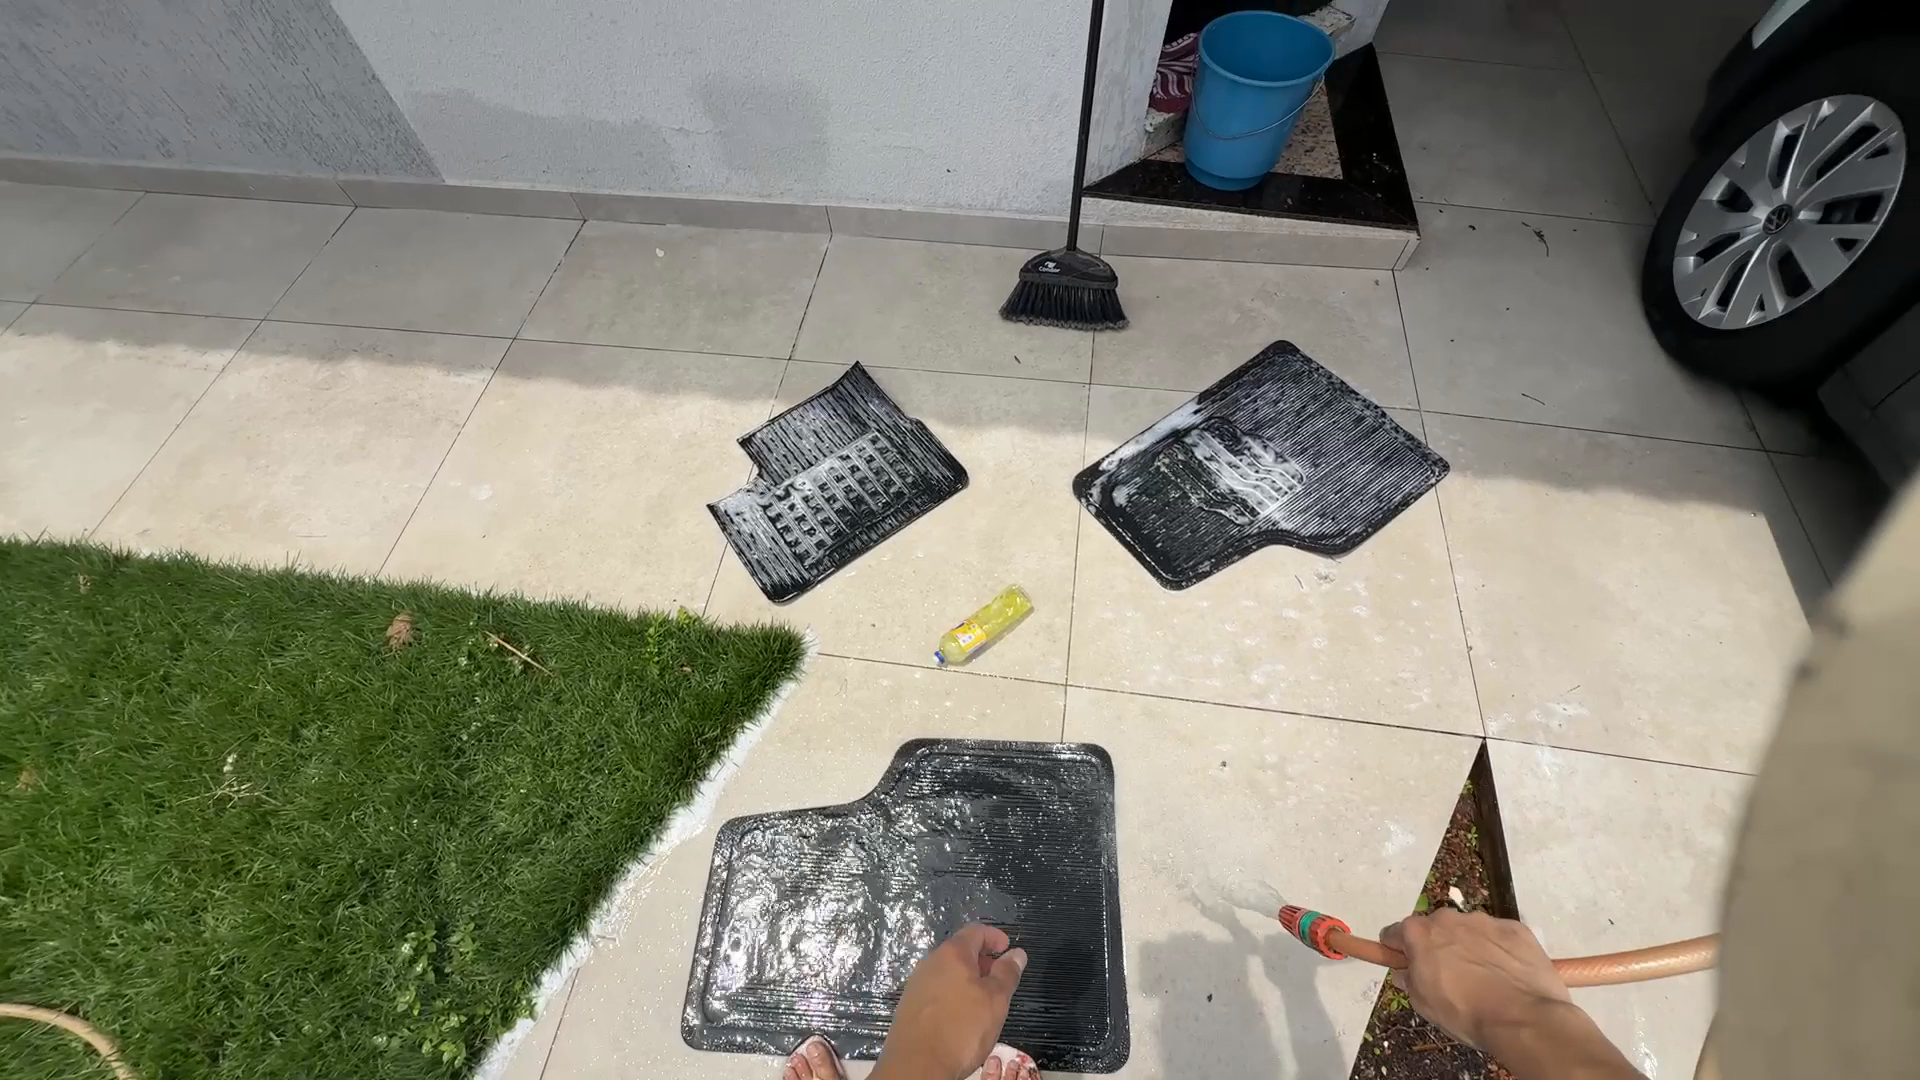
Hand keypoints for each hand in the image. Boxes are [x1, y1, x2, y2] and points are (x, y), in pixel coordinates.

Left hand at [873, 923, 1027, 1079]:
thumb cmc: (961, 1028)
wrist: (916, 1066)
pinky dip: (952, 994)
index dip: (995, 936)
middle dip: (982, 960)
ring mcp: (917, 983)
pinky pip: (936, 990)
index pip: (976, 931)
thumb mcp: (995, 1000)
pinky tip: (959, 1017)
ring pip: (947, 972)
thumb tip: (1017, 953)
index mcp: (953, 953)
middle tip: (999, 978)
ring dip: (966, 979)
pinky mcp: (909, 1005)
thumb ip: (1007, 974)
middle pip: (960, 950)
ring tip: (982, 1001)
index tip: (1008, 948)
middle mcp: (931, 961)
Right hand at [1379, 910, 1569, 1049]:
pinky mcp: (1516, 929)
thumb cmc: (1466, 1013)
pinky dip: (1502, 950)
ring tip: (1489, 979)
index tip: (1409, 967)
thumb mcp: (1424, 1004)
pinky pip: (1502, 937)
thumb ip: (1408, 981)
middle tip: (1453, 977)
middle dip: (1440, 947)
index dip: (1400, 951)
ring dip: (1472, 947)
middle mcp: (1445, 918)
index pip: (1395, 934)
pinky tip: (1512, 975)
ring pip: (1470, 931)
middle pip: (1435, 929)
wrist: (1526, 1020)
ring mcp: (1483, 921)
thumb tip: (1404, 972)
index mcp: (1417, 932)